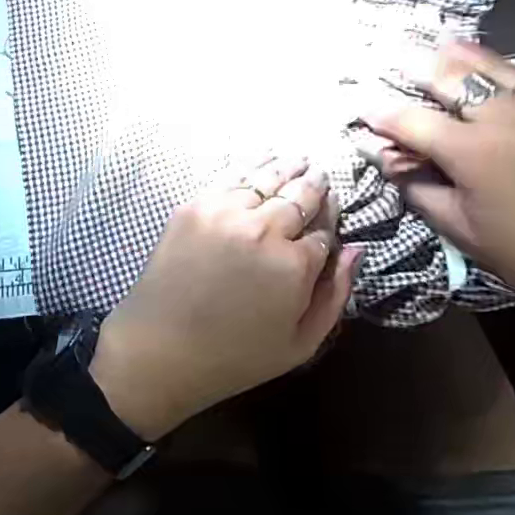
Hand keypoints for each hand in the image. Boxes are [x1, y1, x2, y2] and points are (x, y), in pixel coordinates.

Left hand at [90, 156, 363, 439]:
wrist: (159, 351)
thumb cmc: (235, 357)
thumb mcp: (300, 344)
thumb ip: (335, 295)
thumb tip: (355, 249)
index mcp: (294, 266)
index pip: (325, 230)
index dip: (331, 220)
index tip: (332, 213)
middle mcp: (264, 230)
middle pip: (300, 196)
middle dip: (315, 186)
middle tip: (321, 176)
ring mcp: (227, 212)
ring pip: (268, 178)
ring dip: (289, 168)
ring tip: (299, 160)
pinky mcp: (196, 206)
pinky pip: (232, 175)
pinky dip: (253, 163)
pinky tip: (265, 157)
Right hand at [359, 40, 514, 360]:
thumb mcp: (471, 237)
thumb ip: (424, 193)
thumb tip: (391, 161)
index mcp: (472, 152)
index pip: (411, 119)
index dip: (381, 109)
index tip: (363, 101)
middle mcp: (512, 114)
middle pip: (454, 76)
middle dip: (418, 63)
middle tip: (396, 49)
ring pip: (506, 71)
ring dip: (469, 59)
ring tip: (447, 43)